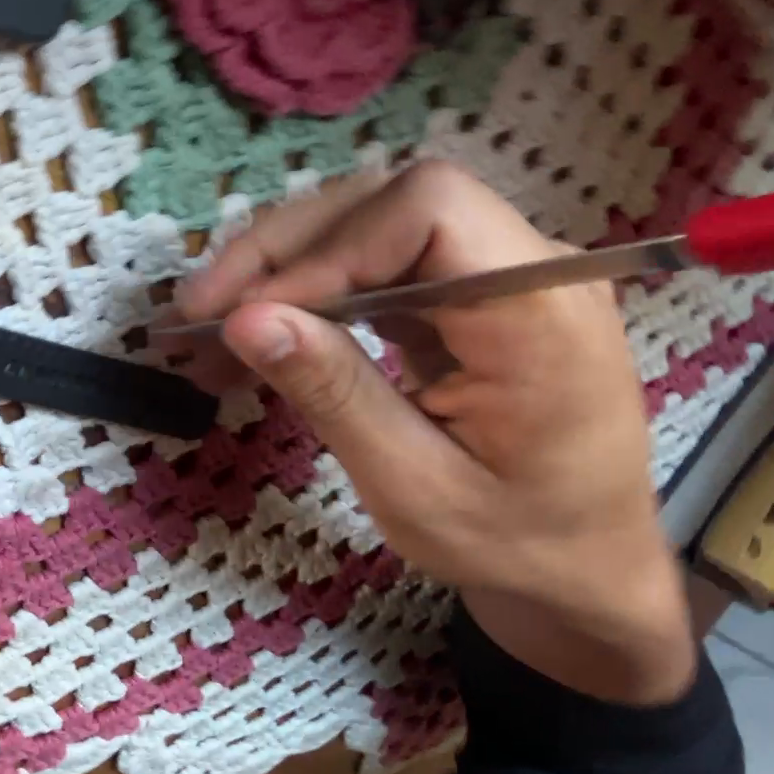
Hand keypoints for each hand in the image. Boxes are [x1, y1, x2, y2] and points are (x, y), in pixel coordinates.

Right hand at [178, 162, 694, 703]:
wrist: (579, 569)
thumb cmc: (513, 543)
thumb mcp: (413, 486)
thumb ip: (335, 394)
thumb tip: (243, 320)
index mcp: (539, 311)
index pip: (424, 211)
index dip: (324, 250)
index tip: (246, 317)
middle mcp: (523, 268)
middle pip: (379, 204)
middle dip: (276, 252)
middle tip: (193, 313)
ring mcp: (488, 275)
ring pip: (359, 226)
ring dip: (273, 271)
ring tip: (205, 328)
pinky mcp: (455, 294)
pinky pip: (363, 264)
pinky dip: (297, 293)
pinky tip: (252, 335)